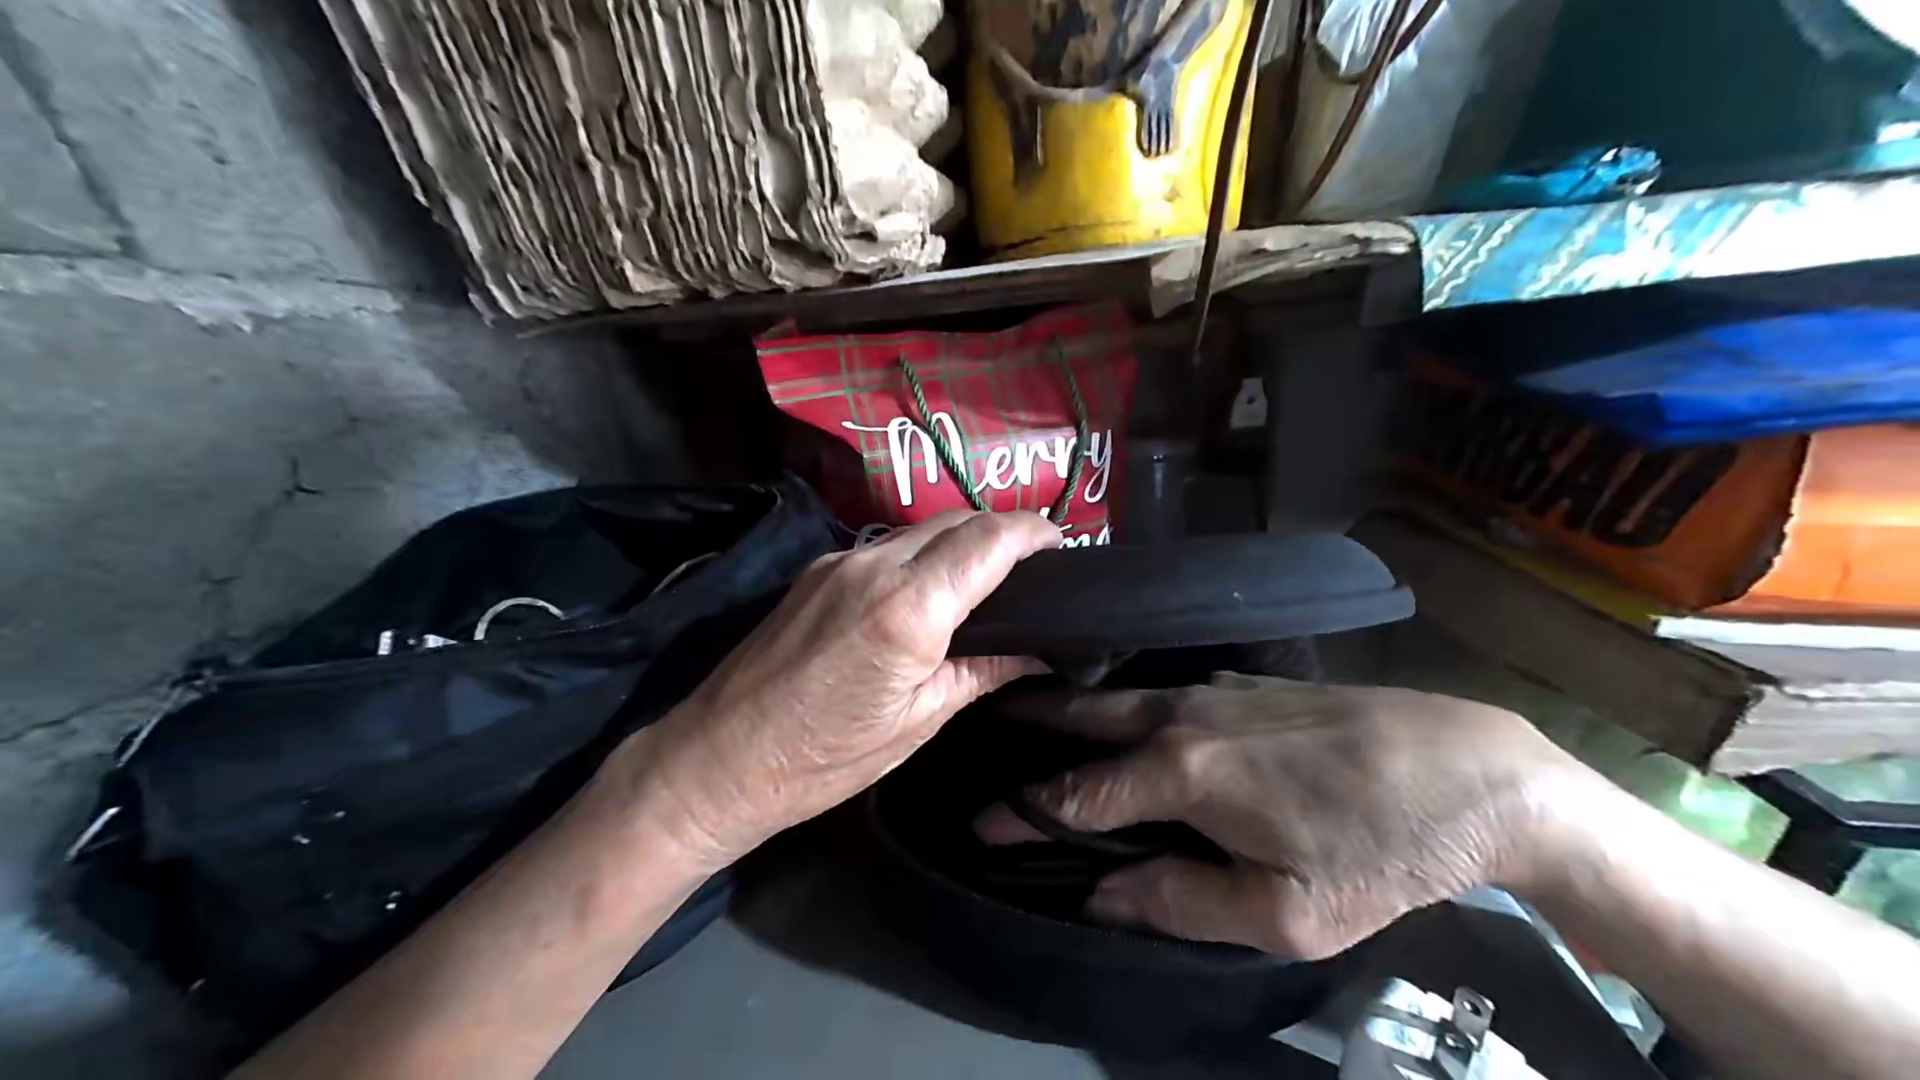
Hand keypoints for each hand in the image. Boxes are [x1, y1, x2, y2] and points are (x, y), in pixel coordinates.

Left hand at [616, 510, 1059, 870]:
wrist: (719, 756)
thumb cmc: (826, 757)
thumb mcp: (919, 720)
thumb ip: (983, 670)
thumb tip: (1038, 651)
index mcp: (909, 608)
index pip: (988, 540)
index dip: (1032, 531)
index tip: (1060, 543)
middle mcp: (875, 565)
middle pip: (958, 521)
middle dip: (1002, 531)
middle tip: (1032, 565)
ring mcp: (842, 560)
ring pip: (922, 529)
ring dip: (961, 540)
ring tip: (988, 577)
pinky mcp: (819, 568)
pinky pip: (888, 545)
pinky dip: (923, 554)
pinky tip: (931, 586)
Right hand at [979, 674, 1598, 958]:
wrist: (1471, 771)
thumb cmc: (1377, 852)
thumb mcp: (1285, 914)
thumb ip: (1180, 901)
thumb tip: (1099, 895)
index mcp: (1179, 773)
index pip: (1075, 795)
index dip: (1022, 814)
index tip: (979, 824)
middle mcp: (1180, 716)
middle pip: (1084, 715)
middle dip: (1030, 720)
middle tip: (988, 718)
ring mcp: (1214, 689)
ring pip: (1122, 697)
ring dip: (1075, 706)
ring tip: (1040, 711)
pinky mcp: (1246, 682)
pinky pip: (1165, 690)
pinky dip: (1127, 703)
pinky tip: (1131, 713)